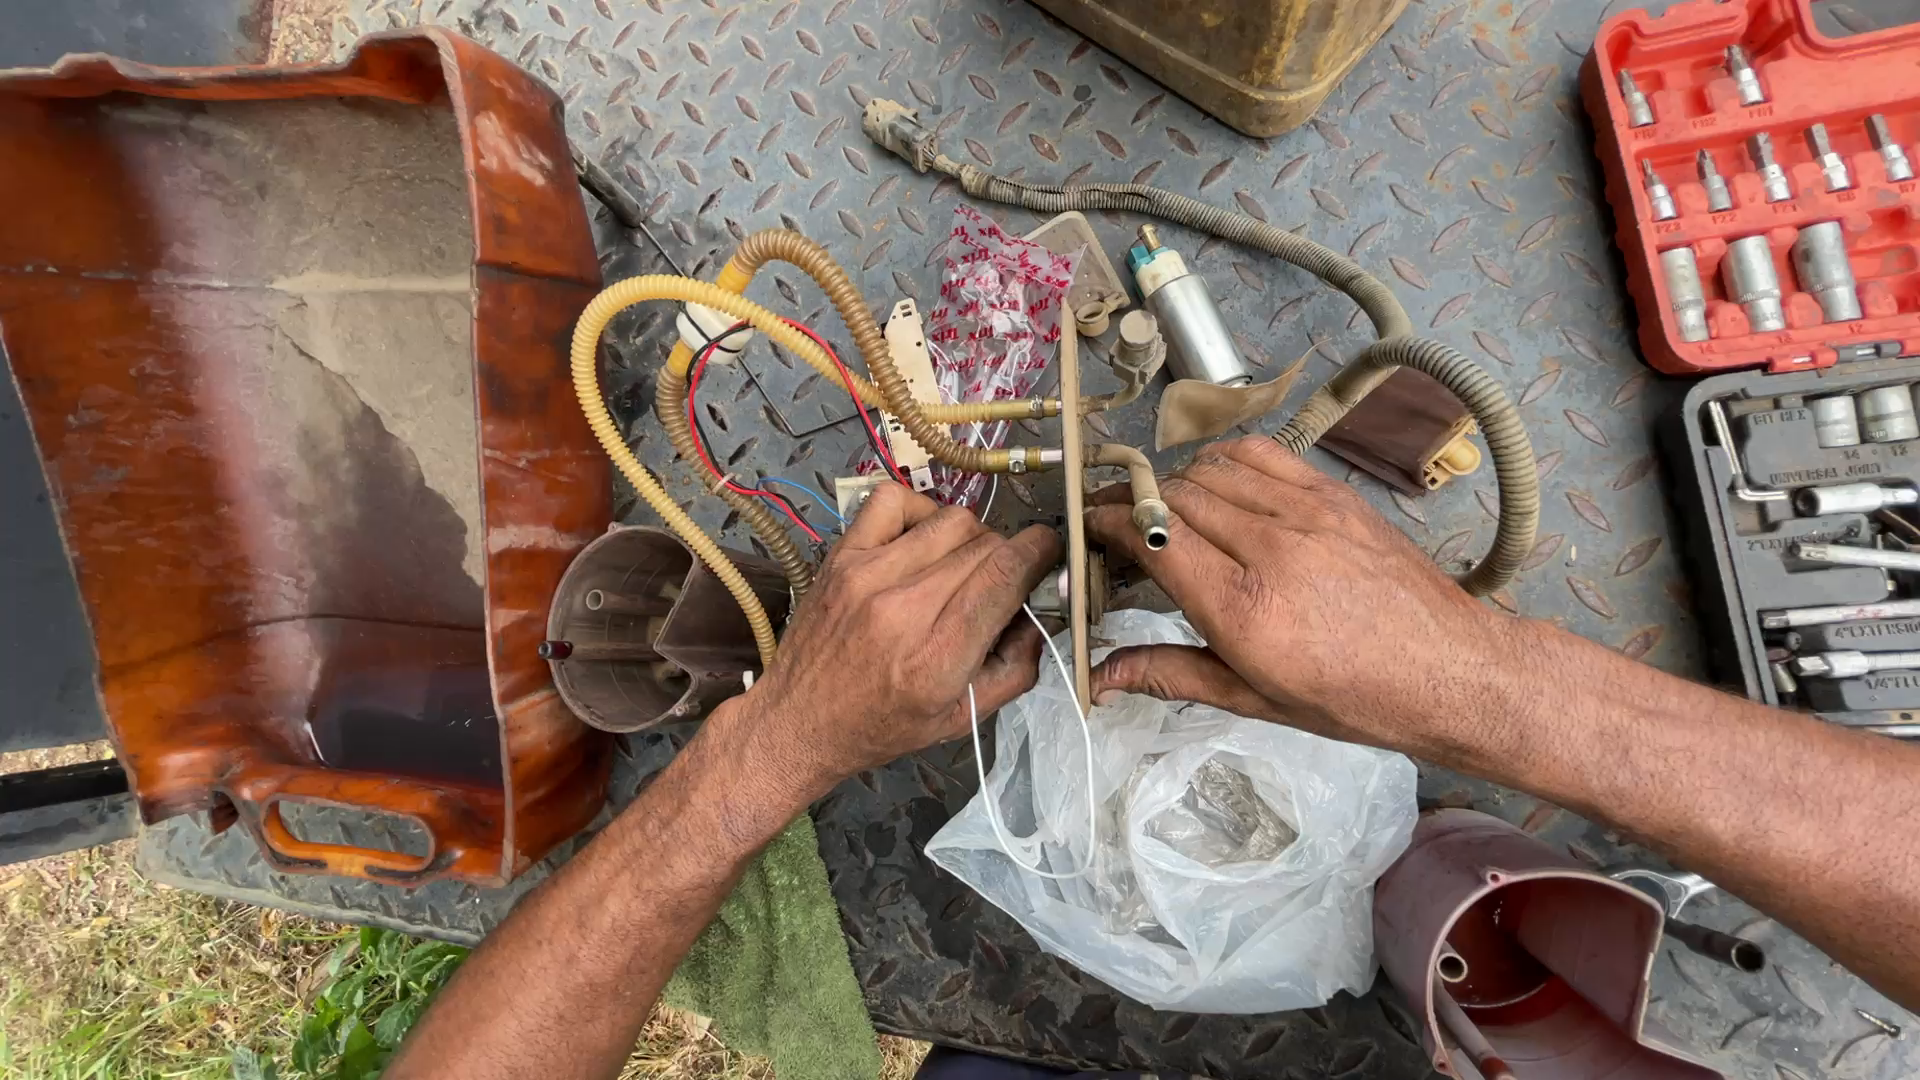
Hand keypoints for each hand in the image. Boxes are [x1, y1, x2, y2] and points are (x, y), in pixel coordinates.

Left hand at [715, 483, 1060, 800]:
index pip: (1005, 573)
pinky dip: (921, 511)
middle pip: (985, 545)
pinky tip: (922, 540)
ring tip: (961, 566)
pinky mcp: (841, 555)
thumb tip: (1044, 609)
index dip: (1041, 553)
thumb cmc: (884, 726)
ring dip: (971, 538)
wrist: (797, 721)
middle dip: (1008, 556)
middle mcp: (902, 608)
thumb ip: (1017, 666)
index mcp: (937, 657)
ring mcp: (866, 573)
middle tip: (1000, 582)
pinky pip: (893, 499)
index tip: (1049, 554)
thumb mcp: (963, 717)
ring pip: (951, 520)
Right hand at [1085, 436, 1520, 756]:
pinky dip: (1219, 460)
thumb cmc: (1347, 698)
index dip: (1109, 524)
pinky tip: (1213, 483)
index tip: (1089, 528)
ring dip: (1172, 485)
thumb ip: (1168, 672)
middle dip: (1134, 507)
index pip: (1153, 537)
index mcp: (1243, 607)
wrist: (1452, 671)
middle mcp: (1269, 547)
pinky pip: (1258, 452)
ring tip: (1165, 511)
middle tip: (1120, 529)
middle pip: (1174, 497)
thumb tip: (1099, 678)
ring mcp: (1306, 511)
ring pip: (1209, 470)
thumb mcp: (1251, 698)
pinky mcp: (1332, 493)